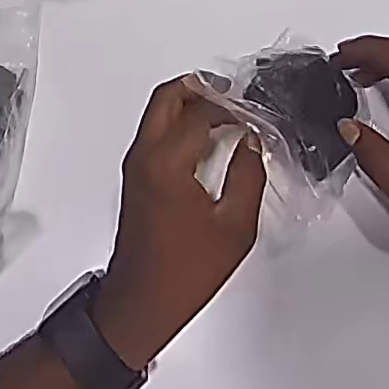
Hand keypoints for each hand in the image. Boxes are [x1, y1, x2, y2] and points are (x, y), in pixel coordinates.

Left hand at [92, 75, 265, 369]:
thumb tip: (251, 143)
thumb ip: (247, 175)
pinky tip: (208, 140)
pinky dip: (179, 124)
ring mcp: (135, 164)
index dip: (231, 107)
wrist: (142, 300)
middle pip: (167, 97)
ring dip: (189, 104)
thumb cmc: (184, 272)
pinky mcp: (135, 175)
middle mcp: (144, 156)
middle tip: (233, 97)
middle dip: (201, 88)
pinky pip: (155, 133)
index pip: (199, 113)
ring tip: (226, 115)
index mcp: (166, 163)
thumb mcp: (234, 227)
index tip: (253, 114)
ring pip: (158, 112)